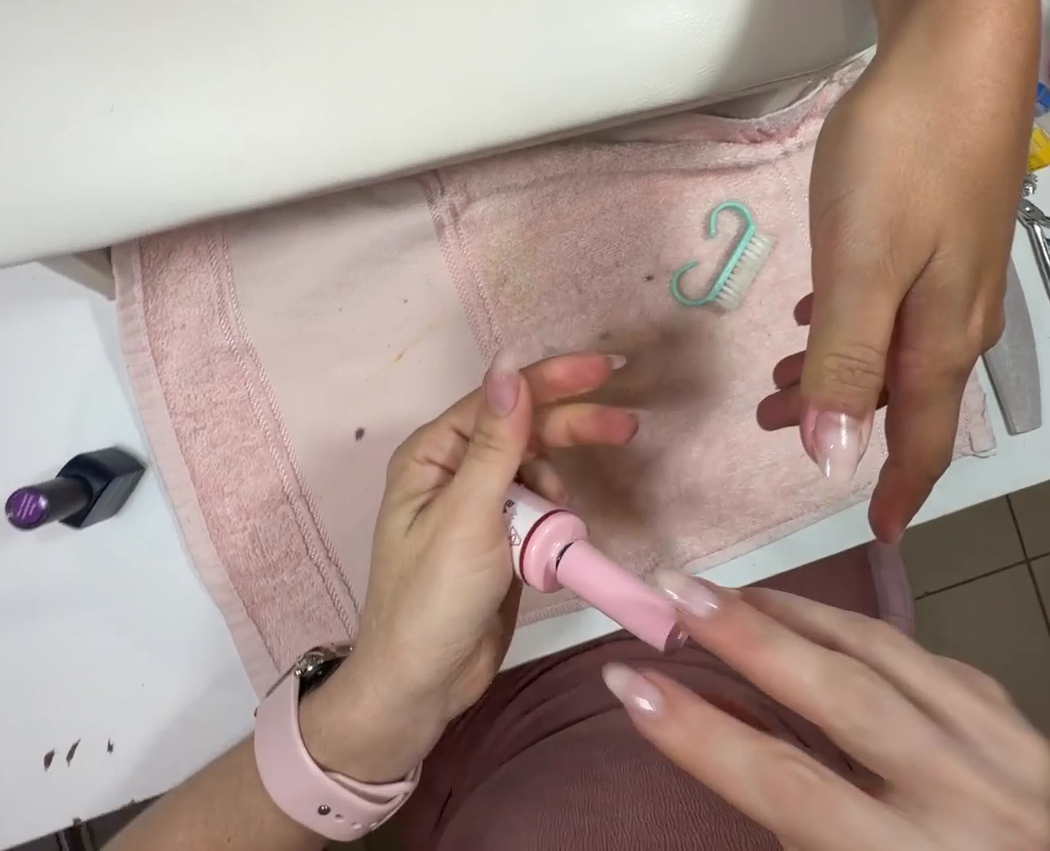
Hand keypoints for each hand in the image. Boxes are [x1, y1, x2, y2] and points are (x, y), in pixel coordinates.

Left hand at [302, 350, 637, 780]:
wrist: (422, 686)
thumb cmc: (433, 597)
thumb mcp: (467, 514)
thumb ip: (496, 441)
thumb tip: (508, 363)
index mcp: (434, 453)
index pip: (500, 399)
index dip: (553, 380)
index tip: (605, 369)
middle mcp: (454, 469)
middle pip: (524, 429)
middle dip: (572, 428)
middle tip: (626, 428)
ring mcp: (479, 503)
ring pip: (536, 470)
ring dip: (558, 487)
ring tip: (561, 522)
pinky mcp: (500, 535)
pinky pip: (539, 507)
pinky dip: (555, 518)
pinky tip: (557, 539)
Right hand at [606, 575, 1049, 849]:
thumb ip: (780, 795)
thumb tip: (700, 703)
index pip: (788, 786)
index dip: (698, 732)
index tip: (629, 682)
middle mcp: (972, 805)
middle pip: (841, 696)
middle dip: (746, 635)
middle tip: (674, 591)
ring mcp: (1002, 746)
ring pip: (874, 649)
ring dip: (785, 611)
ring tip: (718, 594)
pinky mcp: (1006, 707)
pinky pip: (903, 648)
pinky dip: (835, 623)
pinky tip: (791, 614)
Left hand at [761, 2, 1034, 540]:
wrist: (954, 54)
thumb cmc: (903, 161)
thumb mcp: (862, 270)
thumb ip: (847, 363)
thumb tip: (836, 459)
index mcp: (939, 335)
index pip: (920, 437)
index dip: (895, 488)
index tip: (876, 534)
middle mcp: (956, 314)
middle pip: (899, 398)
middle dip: (841, 428)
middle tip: (770, 430)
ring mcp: (950, 271)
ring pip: (888, 351)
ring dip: (832, 376)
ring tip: (774, 381)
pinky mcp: (934, 233)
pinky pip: (886, 305)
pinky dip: (845, 327)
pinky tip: (814, 314)